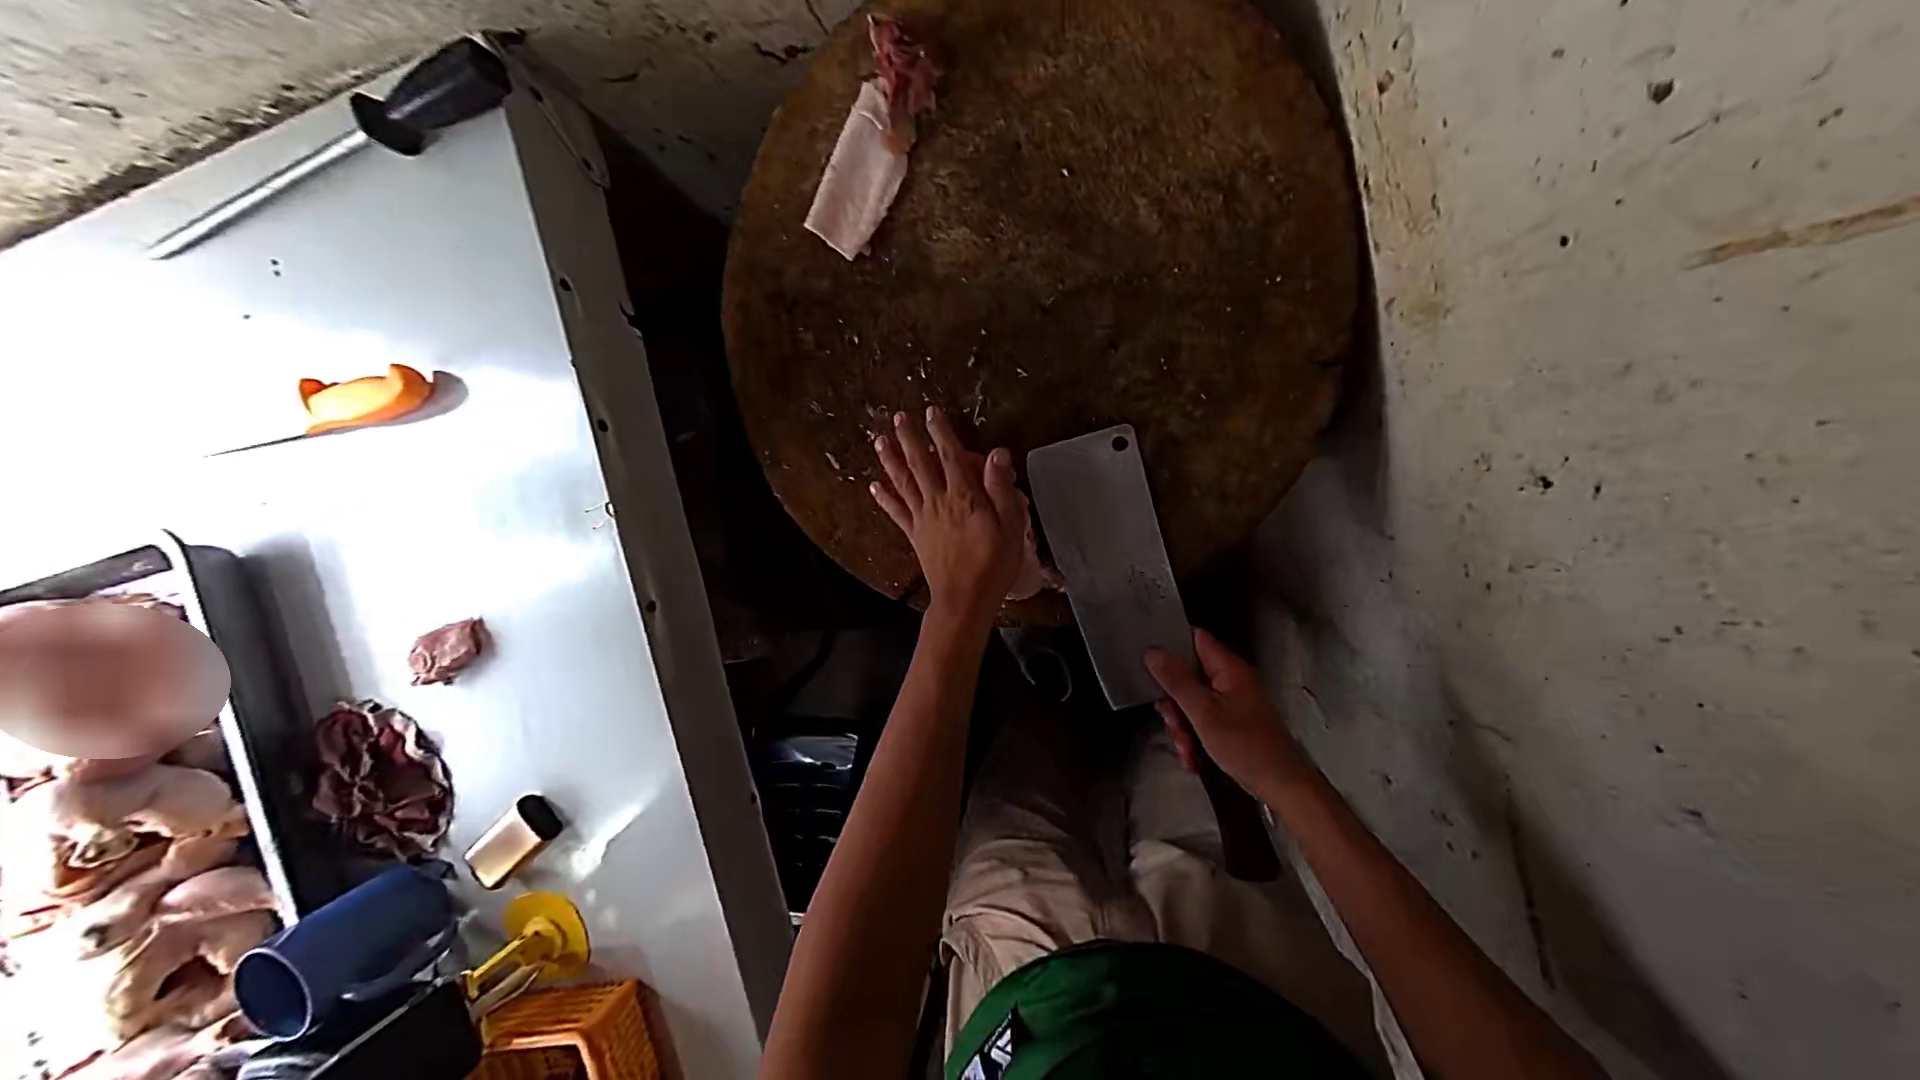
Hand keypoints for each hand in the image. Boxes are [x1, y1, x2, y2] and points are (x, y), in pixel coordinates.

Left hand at [871, 407, 1028, 621]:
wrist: (965, 599)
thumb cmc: (994, 564)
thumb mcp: (1011, 525)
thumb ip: (1001, 488)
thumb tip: (997, 453)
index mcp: (964, 496)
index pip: (950, 456)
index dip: (941, 432)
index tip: (932, 412)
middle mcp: (938, 501)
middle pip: (920, 463)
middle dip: (909, 438)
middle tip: (898, 418)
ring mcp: (922, 518)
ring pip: (903, 482)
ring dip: (890, 460)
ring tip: (879, 440)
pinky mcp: (914, 535)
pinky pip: (896, 512)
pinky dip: (884, 497)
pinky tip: (873, 486)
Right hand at [1144, 628, 1303, 795]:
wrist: (1282, 787)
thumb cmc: (1245, 746)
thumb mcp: (1203, 713)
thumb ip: (1177, 681)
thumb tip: (1153, 652)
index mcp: (1228, 669)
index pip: (1195, 638)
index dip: (1171, 643)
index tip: (1148, 659)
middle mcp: (1231, 680)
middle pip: (1188, 675)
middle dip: (1174, 700)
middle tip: (1172, 720)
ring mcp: (1232, 703)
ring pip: (1191, 702)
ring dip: (1182, 725)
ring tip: (1186, 747)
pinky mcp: (1232, 723)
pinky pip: (1202, 721)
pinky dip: (1194, 737)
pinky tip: (1193, 757)